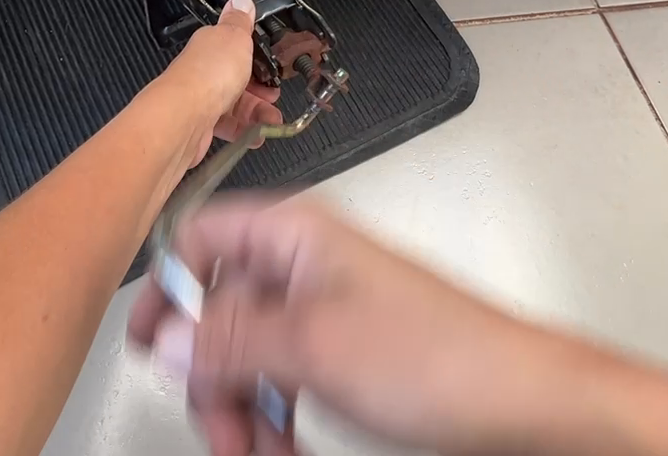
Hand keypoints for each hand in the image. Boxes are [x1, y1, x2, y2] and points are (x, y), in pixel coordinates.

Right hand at [127, 197, 595, 455]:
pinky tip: (284, 449)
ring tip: (261, 454)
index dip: (169, 286)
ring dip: (243, 409)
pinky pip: (281, 378)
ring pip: (247, 352)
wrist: (519, 406)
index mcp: (292, 233)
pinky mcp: (339, 350)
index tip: (148, 345)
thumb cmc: (434, 355)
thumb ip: (229, 338)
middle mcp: (302, 262)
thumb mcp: (312, 346)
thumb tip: (164, 333)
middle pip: (219, 307)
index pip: (202, 237)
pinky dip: (274, 419)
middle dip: (211, 375)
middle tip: (221, 431)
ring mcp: (320, 308)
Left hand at [149, 0, 282, 165]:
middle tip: (274, 94)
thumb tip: (241, 0)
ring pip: (234, 105)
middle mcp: (203, 71)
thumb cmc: (207, 74)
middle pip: (237, 79)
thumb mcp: (235, 36)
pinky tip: (255, 135)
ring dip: (258, 113)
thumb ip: (241, 20)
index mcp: (211, 45)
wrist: (185, 116)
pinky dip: (245, 132)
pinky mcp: (201, 126)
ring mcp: (202, 99)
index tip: (271, 66)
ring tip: (272, 121)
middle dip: (261, 89)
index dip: (256, 58)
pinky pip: (228, 127)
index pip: (235, 49)